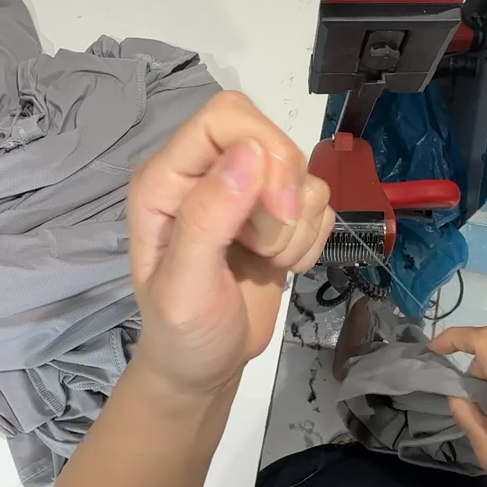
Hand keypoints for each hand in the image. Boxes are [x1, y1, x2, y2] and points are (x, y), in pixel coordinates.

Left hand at [128, 91, 333, 395]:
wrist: (204, 369)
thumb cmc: (183, 333)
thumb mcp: (185, 286)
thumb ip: (209, 218)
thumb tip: (251, 152)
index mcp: (167, 179)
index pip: (225, 117)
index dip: (264, 149)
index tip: (278, 207)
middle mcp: (206, 175)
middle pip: (271, 137)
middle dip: (286, 193)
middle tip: (270, 249)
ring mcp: (245, 194)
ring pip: (302, 174)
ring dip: (297, 227)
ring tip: (267, 262)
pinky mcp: (277, 216)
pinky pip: (319, 203)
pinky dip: (311, 238)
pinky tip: (283, 264)